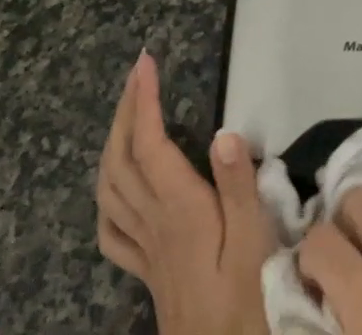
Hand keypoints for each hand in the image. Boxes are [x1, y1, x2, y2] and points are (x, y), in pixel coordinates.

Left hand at [97, 51, 273, 334]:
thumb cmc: (247, 297)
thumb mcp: (255, 241)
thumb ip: (239, 187)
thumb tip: (223, 133)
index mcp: (179, 208)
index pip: (150, 143)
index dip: (142, 100)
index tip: (145, 63)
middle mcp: (152, 220)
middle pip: (121, 158)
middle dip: (123, 110)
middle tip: (136, 74)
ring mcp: (144, 246)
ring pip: (109, 187)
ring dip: (111, 142)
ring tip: (124, 112)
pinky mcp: (145, 269)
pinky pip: (111, 228)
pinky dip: (106, 197)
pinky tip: (114, 189)